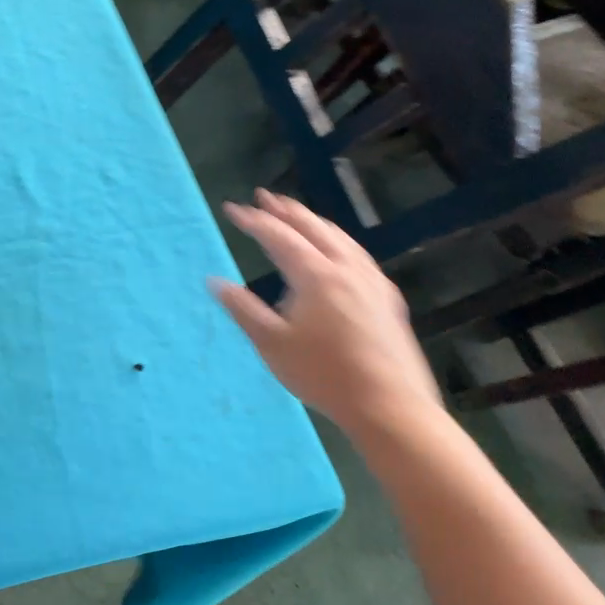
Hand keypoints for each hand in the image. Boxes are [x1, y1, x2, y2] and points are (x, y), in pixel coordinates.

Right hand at [208, 189, 442, 434]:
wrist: (389, 407)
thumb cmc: (322, 374)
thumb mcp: (271, 343)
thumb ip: (243, 308)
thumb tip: (215, 281)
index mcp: (316, 276)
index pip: (280, 237)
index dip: (254, 221)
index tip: (232, 209)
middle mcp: (347, 270)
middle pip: (315, 229)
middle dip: (287, 211)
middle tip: (263, 197)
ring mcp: (372, 283)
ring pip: (341, 240)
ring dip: (314, 223)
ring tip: (297, 215)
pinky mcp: (387, 300)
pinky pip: (358, 256)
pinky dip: (337, 242)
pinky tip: (336, 252)